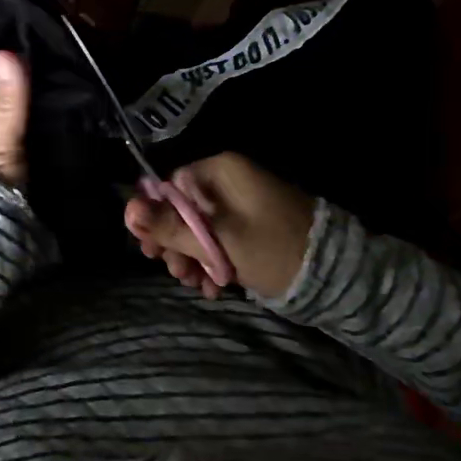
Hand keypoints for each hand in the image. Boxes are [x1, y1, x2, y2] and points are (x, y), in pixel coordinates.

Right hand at [123, 152, 314, 300]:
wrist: (333, 274)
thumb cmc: (272, 251)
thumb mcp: (217, 242)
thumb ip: (170, 227)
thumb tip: (126, 210)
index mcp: (222, 171)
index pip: (171, 187)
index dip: (156, 219)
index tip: (150, 252)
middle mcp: (231, 181)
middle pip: (185, 210)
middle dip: (176, 245)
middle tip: (176, 274)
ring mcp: (244, 204)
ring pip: (202, 229)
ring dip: (193, 258)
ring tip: (195, 286)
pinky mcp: (254, 227)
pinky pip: (222, 239)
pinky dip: (214, 262)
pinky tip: (213, 288)